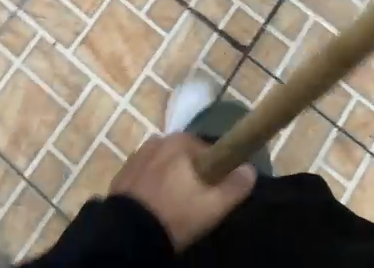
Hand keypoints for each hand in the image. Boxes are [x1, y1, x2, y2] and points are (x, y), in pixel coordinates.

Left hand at [110, 133, 254, 249]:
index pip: (207, 150)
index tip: (212, 192)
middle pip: (184, 156)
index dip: (213, 170)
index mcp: (181, 141)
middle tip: (194, 202)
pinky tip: (154, 204)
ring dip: (170, 178)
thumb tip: (251, 168)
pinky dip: (152, 184)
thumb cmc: (175, 215)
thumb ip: (235, 186)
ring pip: (164, 164)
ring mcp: (138, 154)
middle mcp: (159, 139)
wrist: (128, 234)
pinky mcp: (123, 171)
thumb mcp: (213, 207)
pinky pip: (146, 173)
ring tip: (173, 205)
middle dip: (190, 174)